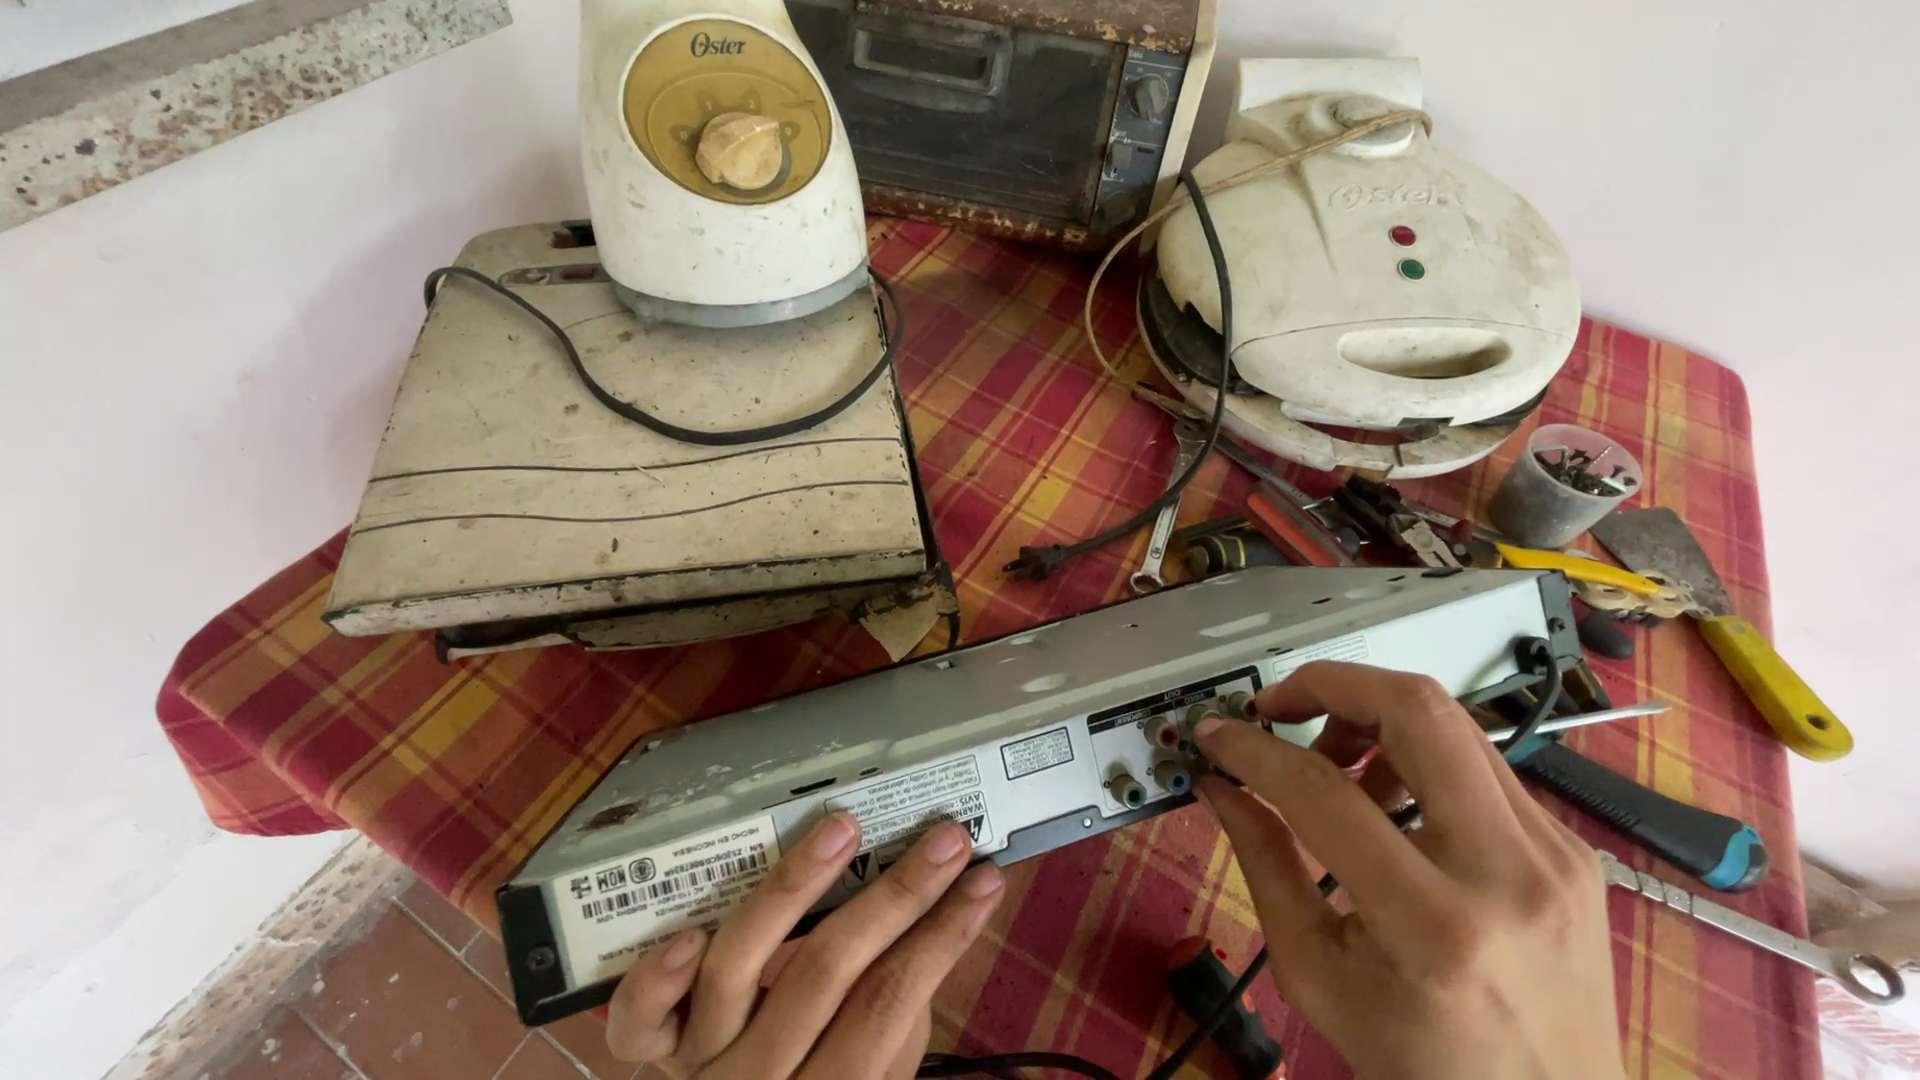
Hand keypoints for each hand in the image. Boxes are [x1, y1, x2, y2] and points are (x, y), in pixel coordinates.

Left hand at [604, 813, 1004, 1078]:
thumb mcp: (877, 1068)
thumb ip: (893, 1008)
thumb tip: (933, 908)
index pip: (894, 1002)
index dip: (945, 937)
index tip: (984, 879)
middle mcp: (763, 1077)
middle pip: (828, 972)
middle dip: (897, 896)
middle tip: (942, 838)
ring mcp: (700, 1059)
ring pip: (739, 968)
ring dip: (793, 888)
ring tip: (842, 829)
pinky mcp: (651, 1047)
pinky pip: (639, 1019)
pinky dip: (659, 978)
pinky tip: (688, 933)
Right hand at [1192, 661, 1624, 1079]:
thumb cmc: (1421, 1062)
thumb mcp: (1316, 973)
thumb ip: (1264, 863)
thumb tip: (1220, 786)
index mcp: (1432, 924)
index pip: (1324, 791)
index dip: (1254, 749)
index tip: (1217, 736)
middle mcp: (1509, 871)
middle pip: (1417, 710)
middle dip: (1328, 684)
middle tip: (1277, 708)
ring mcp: (1555, 852)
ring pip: (1451, 720)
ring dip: (1370, 715)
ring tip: (1330, 763)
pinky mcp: (1571, 846)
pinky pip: (1476, 761)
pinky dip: (1413, 754)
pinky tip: (1386, 798)